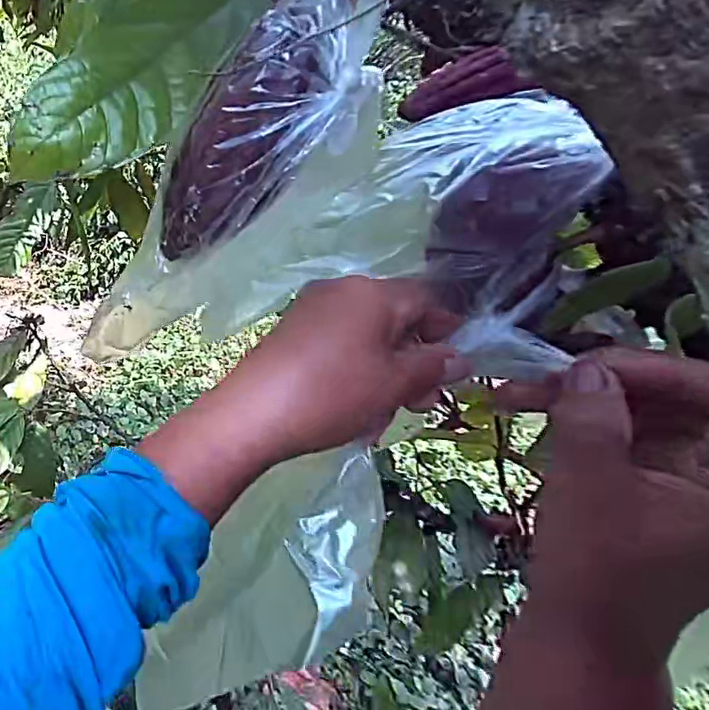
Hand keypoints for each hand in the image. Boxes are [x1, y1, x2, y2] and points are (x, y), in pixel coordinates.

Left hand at [139, 276, 462, 521]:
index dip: (447, 333)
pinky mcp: (290, 333)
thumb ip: (431, 365)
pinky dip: (353, 376)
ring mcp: (310, 311)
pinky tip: (354, 414)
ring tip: (382, 418)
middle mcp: (338, 291)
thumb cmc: (333, 392)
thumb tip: (456, 356)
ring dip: (383, 377)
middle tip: (419, 405)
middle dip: (413, 363)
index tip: (455, 371)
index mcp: (370, 292)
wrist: (253, 412)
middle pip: (393, 320)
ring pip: (365, 340)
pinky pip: (337, 348)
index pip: (426, 300)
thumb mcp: (394, 382)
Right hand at [497, 348, 708, 655]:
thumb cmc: (597, 564)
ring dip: (580, 396)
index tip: (589, 360)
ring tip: (515, 389)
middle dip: (605, 380)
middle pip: (679, 400)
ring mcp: (697, 478)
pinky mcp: (659, 482)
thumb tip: (587, 364)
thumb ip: (590, 416)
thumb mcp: (587, 482)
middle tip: (545, 370)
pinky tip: (529, 406)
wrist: (582, 629)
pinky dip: (579, 418)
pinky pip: (624, 432)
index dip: (657, 371)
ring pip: (642, 412)